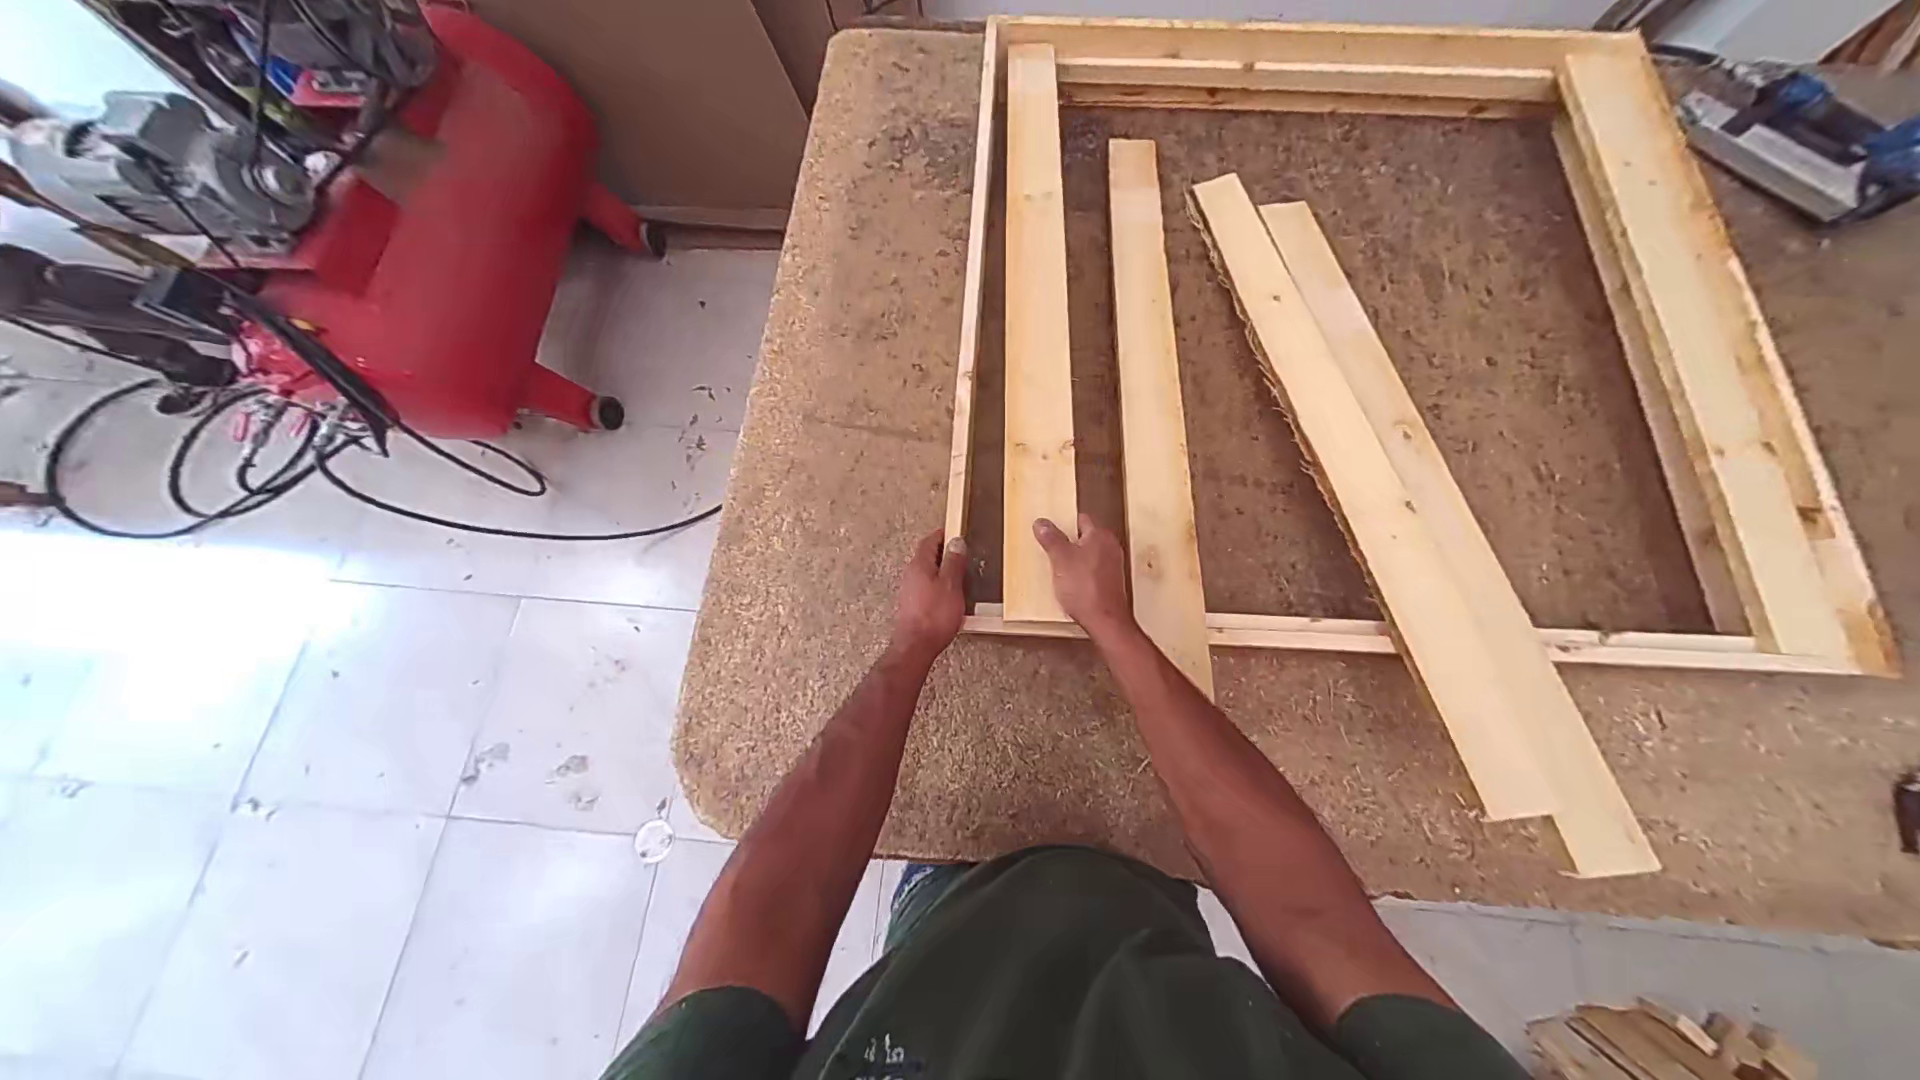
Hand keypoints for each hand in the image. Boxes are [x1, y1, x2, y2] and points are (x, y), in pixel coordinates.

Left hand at [890, 530, 967, 662]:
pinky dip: (937, 584)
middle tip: (959, 551)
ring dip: (940, 569)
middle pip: (926, 556)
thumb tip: (956, 542)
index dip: (942, 535)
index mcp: (919, 565)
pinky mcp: (912, 605)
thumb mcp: (951, 584)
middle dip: (942, 552)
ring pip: (926, 572)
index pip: (929, 541)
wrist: (916, 645)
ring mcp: (909, 590)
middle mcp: (911, 575)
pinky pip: (925, 586)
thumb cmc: (934, 616)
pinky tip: (948, 594)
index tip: (954, 532)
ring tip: (958, 573)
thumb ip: (954, 562)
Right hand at [1033, 514, 1134, 640]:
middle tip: (1051, 551)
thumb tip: (1042, 524)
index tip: (1049, 529)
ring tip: (1058, 571)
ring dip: (1073, 561)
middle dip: (1066, 544)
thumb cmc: (1087, 590)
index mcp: (1100, 536)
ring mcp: (1112, 566)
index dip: (1063, 524)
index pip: (1080, 519)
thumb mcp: (1060, 559)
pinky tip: (1070, 585)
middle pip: (1083, 538)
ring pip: (1087, 556)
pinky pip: (1091, 572)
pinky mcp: (1109, 582)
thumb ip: (1051, 538)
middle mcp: (1110, 548)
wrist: (1104, 620)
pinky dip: (1080, 575)